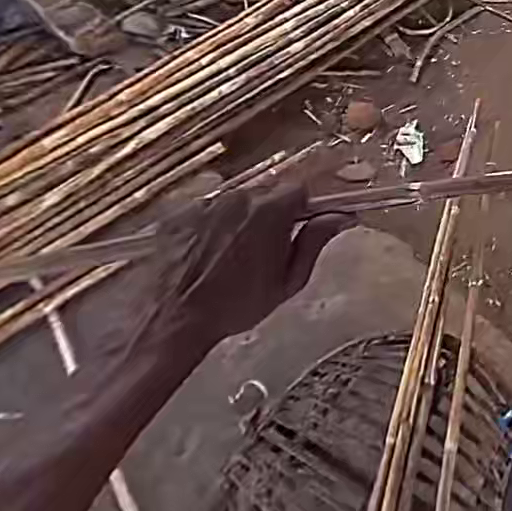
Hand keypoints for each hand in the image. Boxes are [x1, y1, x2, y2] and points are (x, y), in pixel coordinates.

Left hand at [130, 183, 353, 356]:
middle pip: (270, 192)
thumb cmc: (237, 305)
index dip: (304, 208)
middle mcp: (242, 196)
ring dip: (246, 218)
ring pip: (241, 200)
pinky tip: (212, 252)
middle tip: (270, 246)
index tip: (302, 226)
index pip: (301, 189)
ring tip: (237, 253)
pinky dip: (218, 224)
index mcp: (272, 209)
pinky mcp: (185, 212)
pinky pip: (213, 209)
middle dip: (276, 213)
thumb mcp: (288, 281)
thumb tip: (338, 216)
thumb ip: (315, 242)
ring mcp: (211, 202)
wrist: (173, 321)